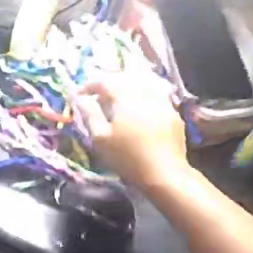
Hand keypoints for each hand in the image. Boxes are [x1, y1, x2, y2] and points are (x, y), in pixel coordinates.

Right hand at [74, 70, 189, 189]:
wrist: (164, 174)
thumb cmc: (127, 158)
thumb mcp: (100, 139)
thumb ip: (90, 115)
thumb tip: (80, 99)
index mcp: (125, 98)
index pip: (105, 81)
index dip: (89, 85)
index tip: (78, 94)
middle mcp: (145, 94)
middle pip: (125, 78)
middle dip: (109, 83)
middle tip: (97, 94)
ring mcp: (162, 102)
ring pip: (144, 83)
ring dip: (128, 86)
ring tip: (118, 98)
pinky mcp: (173, 113)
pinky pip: (156, 94)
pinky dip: (144, 94)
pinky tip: (140, 107)